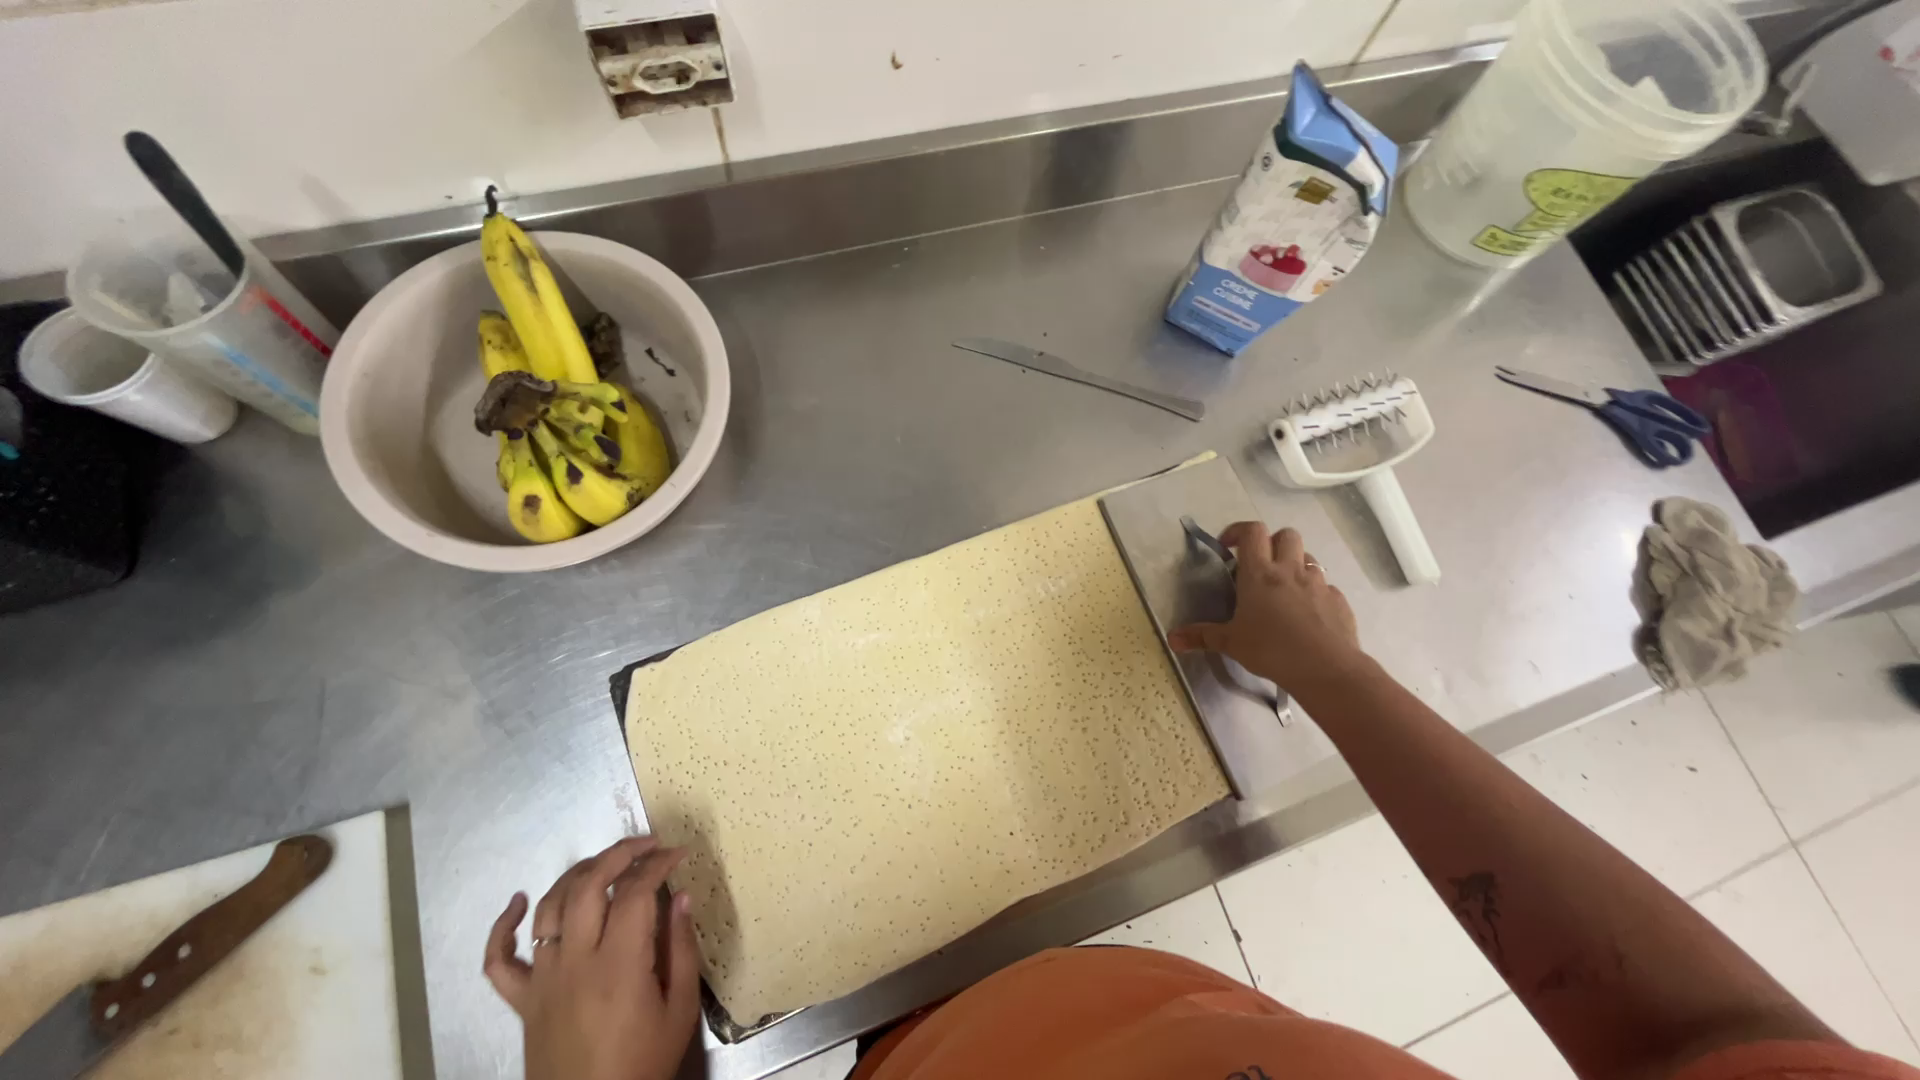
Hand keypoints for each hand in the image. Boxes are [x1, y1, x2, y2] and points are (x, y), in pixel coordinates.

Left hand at [484, 837, 699, 1079]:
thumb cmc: (643, 1063)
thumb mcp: (679, 1010)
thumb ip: (681, 949)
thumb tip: (681, 896)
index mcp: (619, 965)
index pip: (636, 892)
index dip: (658, 864)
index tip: (677, 854)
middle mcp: (576, 962)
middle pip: (589, 886)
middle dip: (619, 854)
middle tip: (646, 845)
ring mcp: (543, 979)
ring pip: (550, 907)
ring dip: (577, 875)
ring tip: (605, 865)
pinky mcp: (522, 1000)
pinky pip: (499, 959)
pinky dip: (503, 926)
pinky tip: (520, 901)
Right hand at [1168, 522, 1370, 693]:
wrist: (1326, 668)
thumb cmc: (1271, 650)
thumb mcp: (1231, 643)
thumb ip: (1202, 636)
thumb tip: (1171, 639)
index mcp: (1260, 573)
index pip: (1252, 531)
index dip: (1239, 531)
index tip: (1228, 547)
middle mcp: (1290, 570)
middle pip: (1286, 535)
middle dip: (1272, 543)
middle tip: (1260, 566)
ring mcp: (1318, 583)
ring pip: (1308, 558)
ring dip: (1295, 566)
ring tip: (1284, 591)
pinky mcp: (1338, 600)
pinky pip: (1325, 586)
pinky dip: (1314, 593)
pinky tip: (1307, 616)